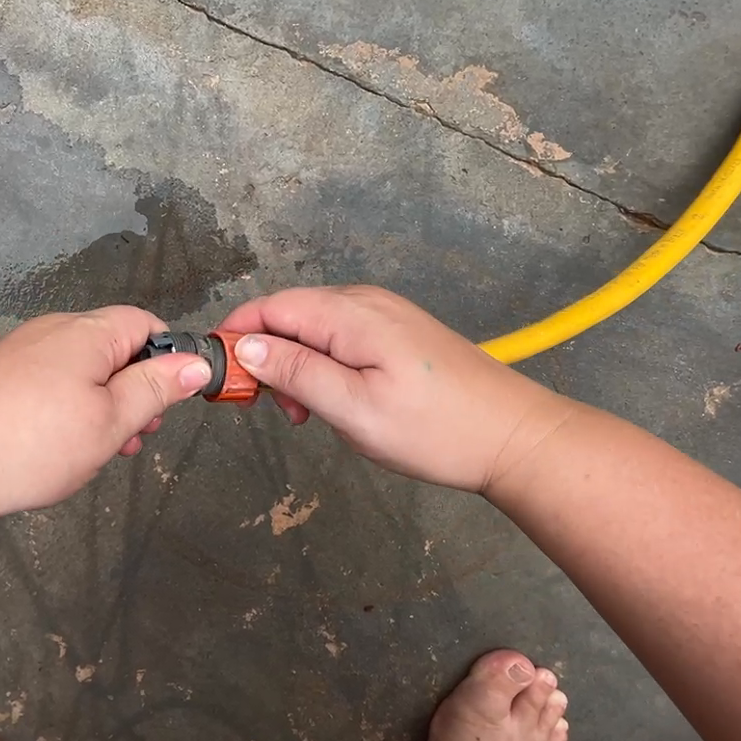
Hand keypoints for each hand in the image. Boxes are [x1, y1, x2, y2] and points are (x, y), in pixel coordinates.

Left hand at [0, 307, 213, 522]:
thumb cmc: (36, 444)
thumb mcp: (110, 421)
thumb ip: (156, 388)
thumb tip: (198, 361)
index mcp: (86, 331)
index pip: (145, 322)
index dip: (167, 357)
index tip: (169, 401)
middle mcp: (51, 327)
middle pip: (112, 344)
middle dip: (134, 387)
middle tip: (138, 437)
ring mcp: (19, 349)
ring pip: (80, 366)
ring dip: (103, 401)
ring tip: (102, 450)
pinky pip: (49, 377)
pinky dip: (68, 403)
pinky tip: (59, 444)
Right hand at [217, 286, 574, 491]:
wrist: (518, 438)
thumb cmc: (433, 431)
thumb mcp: (354, 409)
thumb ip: (296, 372)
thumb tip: (245, 345)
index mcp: (351, 314)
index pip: (271, 306)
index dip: (236, 334)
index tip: (222, 376)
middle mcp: (365, 301)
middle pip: (290, 313)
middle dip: (267, 356)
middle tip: (277, 410)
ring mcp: (386, 313)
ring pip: (313, 326)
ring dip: (295, 364)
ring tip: (308, 413)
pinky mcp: (399, 331)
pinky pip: (340, 335)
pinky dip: (322, 364)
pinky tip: (336, 398)